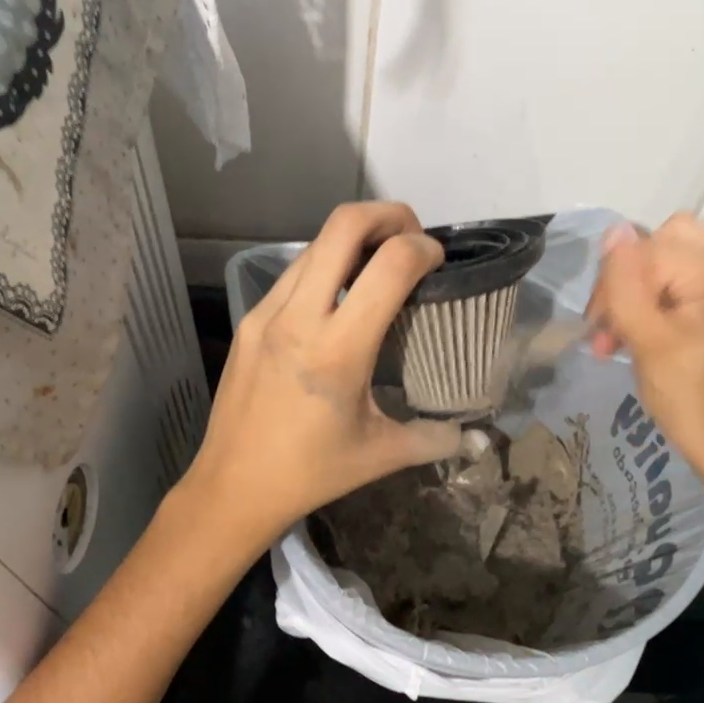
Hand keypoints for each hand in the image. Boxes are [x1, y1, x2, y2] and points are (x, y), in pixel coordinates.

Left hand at [175, 203, 461, 549]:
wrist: (233, 486)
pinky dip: (323, 269)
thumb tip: (470, 433)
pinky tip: (337, 302)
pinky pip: (291, 275)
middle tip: (411, 239)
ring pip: (314, 245)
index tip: (437, 264)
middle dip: (389, 215)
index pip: (390, 264)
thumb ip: (433, 438)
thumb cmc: (311, 474)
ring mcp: (266, 315)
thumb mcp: (380, 455)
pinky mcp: (248, 323)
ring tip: (377, 268)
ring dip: (353, 241)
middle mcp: (298, 318)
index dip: (424, 248)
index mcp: (338, 349)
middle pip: (343, 225)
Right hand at [586, 213, 703, 490]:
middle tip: (612, 336)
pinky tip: (665, 336)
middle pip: (668, 243)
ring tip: (634, 339)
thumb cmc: (695, 400)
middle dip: (632, 283)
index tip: (600, 338)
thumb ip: (625, 283)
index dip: (612, 287)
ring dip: (650, 292)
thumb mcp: (648, 340)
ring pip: (685, 260)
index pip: (645, 248)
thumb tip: (614, 231)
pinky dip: (678, 300)